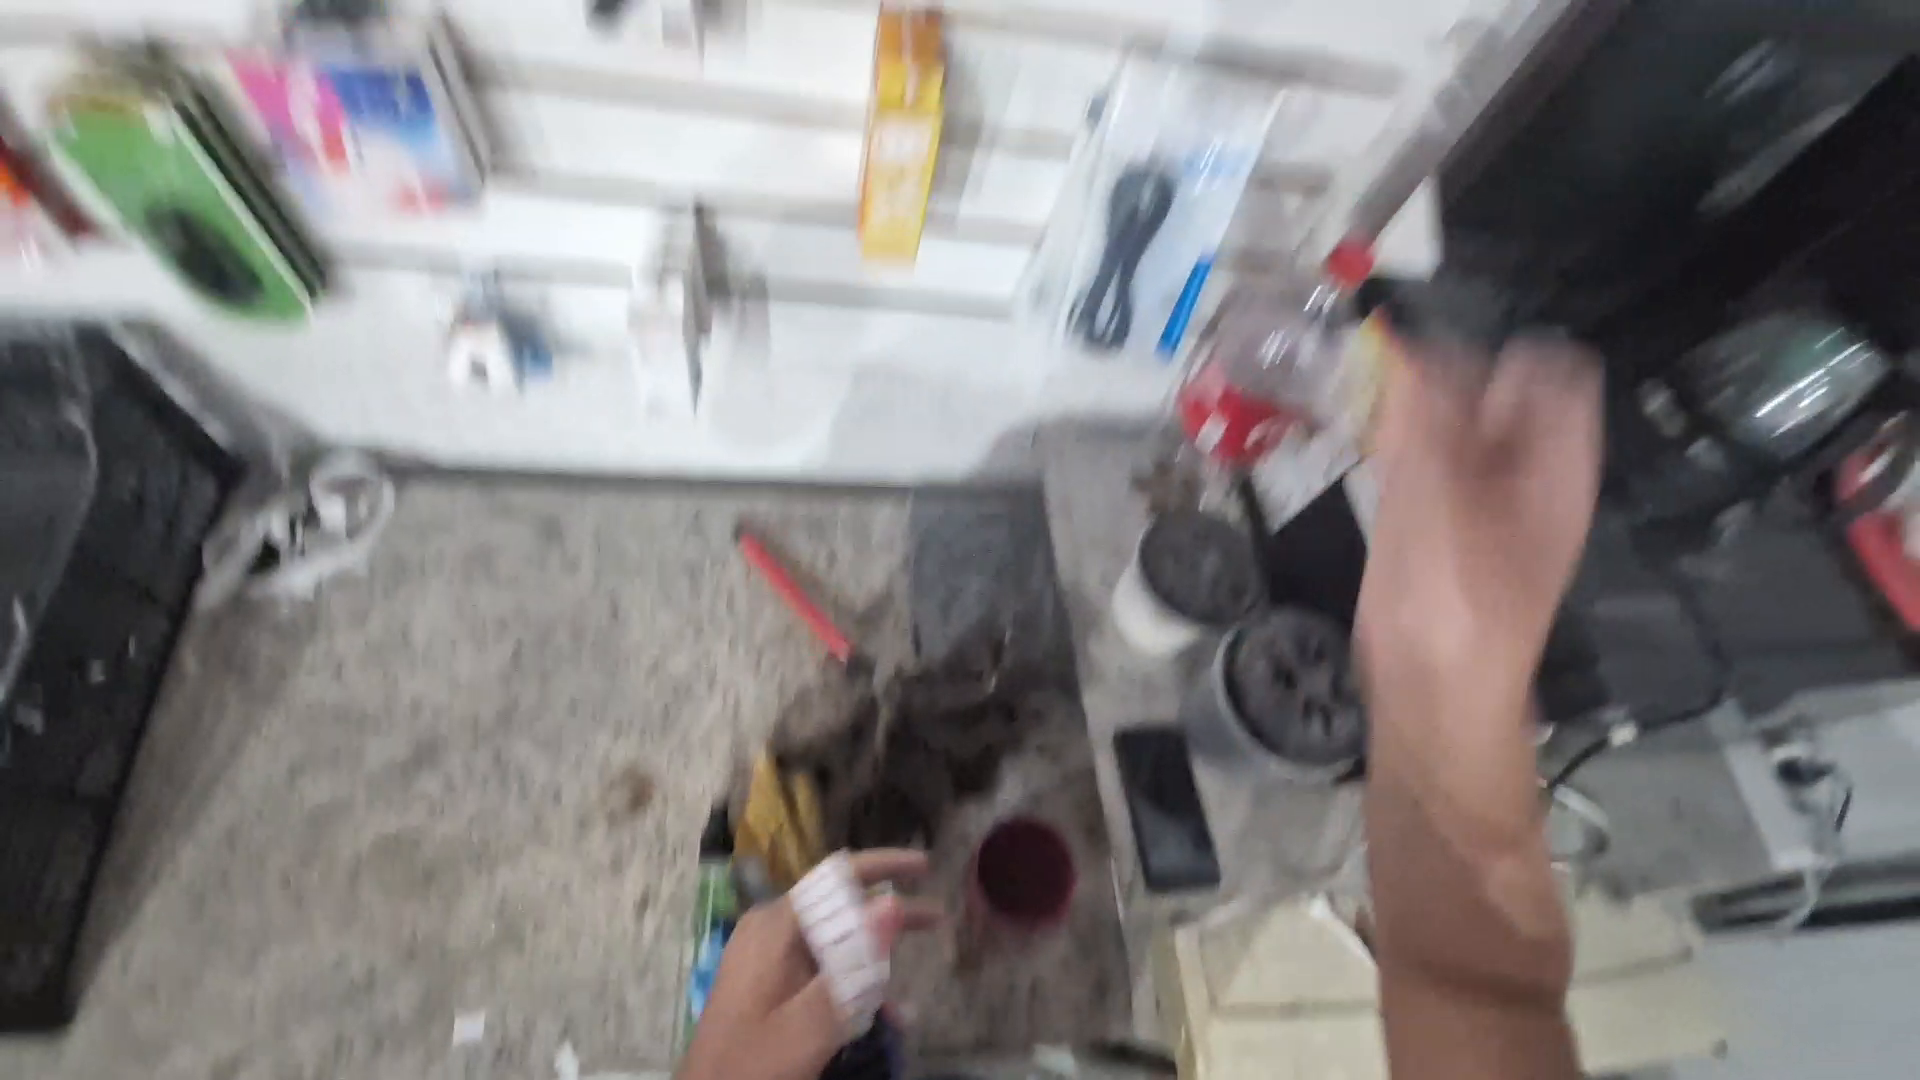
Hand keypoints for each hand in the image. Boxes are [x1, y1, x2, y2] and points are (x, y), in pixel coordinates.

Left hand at [676, 850, 942, 1079]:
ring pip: (835, 942)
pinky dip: (851, 987)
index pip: (838, 876)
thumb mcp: (809, 1023)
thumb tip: (892, 902)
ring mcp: (768, 958)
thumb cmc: (752, 1065)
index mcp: (776, 926)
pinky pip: (820, 970)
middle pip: (842, 906)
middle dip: (889, 915)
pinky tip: (881, 1020)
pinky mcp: (769, 985)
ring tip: (910, 994)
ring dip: (874, 963)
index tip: (926, 866)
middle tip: (937, 919)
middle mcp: (772, 930)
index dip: (885, 865)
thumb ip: (853, 964)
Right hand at [1358, 337, 1602, 703]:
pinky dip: (1396, 443)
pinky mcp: (1432, 525)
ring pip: (1453, 428)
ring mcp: (1475, 501)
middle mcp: (1521, 475)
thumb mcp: (1441, 503)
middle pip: (1497, 397)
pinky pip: (1422, 464)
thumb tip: (1409, 348)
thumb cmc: (1451, 602)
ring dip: (1416, 406)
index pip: (1551, 373)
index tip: (1432, 339)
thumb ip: (1425, 424)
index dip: (1499, 348)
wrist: (1431, 689)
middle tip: (1385, 364)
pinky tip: (1365, 435)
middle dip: (1446, 373)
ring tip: (1368, 389)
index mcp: (1553, 464)